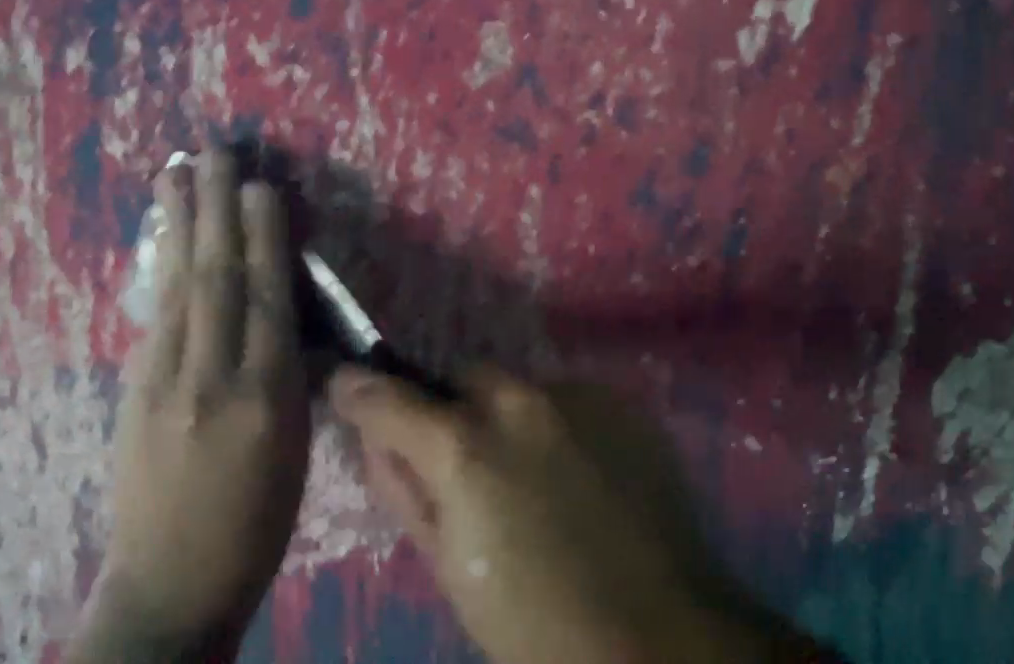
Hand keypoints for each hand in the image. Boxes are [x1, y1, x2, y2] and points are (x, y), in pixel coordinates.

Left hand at [76, 151, 310, 662]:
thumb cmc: (255, 522)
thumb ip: (290, 378)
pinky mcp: (135, 390)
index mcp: (269, 400)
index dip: (267, 238)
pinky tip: (163, 235)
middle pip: (220, 278)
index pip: (270, 301)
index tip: (263, 186)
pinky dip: (161, 266)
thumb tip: (288, 314)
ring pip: (180, 286)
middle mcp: (215, 379)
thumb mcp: (295, 452)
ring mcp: (166, 382)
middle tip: (215, 151)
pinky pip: (155, 314)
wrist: (171, 582)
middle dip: (218, 208)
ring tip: (177, 170)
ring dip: (181, 222)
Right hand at [331, 366, 807, 663]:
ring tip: (532, 478)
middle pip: (460, 377)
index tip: (348, 388)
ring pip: (517, 388)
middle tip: (464, 463)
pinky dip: (556, 427)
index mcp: (463, 446)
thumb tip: (375, 436)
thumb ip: (403, 488)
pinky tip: (578, 477)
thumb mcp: (449, 567)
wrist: (665, 639)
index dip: (358, 390)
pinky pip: (567, 400)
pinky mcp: (620, 403)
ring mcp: (576, 395)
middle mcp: (516, 400)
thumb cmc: (537, 621)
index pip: (384, 393)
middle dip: (450, 410)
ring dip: (507, 420)